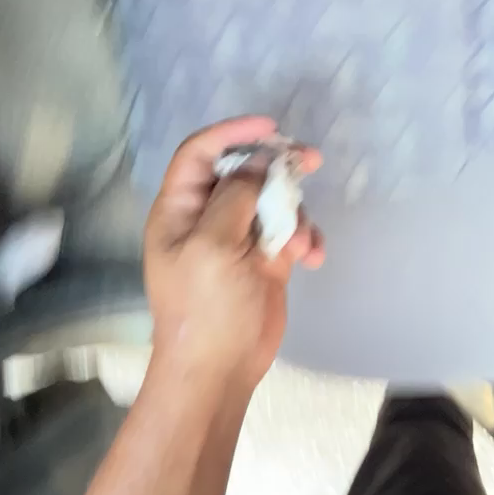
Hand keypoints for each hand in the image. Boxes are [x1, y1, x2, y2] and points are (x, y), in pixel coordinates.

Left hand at [143, 118, 325, 392]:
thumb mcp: (213, 245)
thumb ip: (236, 198)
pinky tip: (312, 259)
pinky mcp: (266, 260)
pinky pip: (292, 233)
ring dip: (296, 216)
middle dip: (279, 169)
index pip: (202, 154)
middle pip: (246, 173)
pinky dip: (306, 240)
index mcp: (181, 210)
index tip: (271, 128)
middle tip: (312, 161)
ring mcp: (240, 239)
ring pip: (275, 203)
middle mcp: (209, 218)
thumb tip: (260, 166)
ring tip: (300, 246)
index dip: (233, 133)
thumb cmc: (206, 307)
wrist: (219, 366)